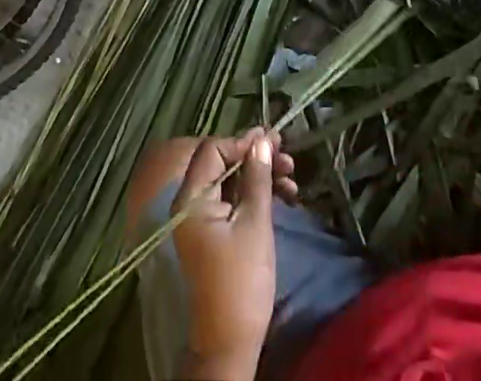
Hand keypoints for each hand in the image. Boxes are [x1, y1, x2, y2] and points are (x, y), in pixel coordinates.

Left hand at [170, 129, 286, 380]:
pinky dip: (251, 196)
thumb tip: (261, 140)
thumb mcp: (255, 224)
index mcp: (191, 195)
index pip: (212, 150)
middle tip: (288, 159)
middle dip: (253, 158)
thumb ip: (257, 179)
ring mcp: (198, 218)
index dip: (242, 142)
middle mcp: (189, 201)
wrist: (229, 340)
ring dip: (257, 177)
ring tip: (292, 180)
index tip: (274, 141)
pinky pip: (229, 201)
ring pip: (227, 183)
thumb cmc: (242, 280)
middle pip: (219, 164)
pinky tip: (280, 198)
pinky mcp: (211, 233)